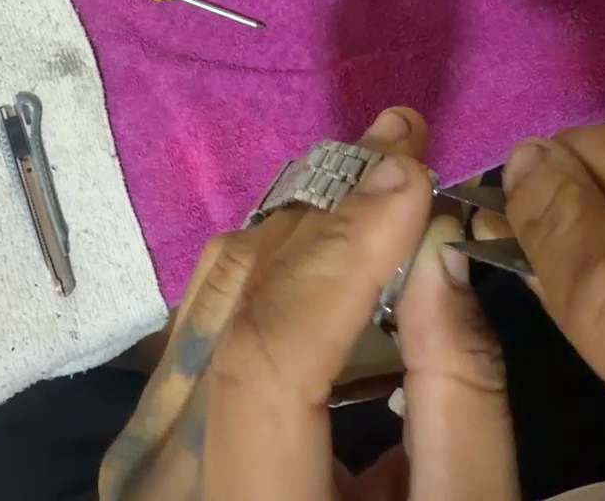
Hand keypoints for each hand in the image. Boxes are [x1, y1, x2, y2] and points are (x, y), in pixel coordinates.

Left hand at [99, 108, 518, 500]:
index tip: (411, 172)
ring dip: (306, 217)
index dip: (344, 251)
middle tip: (401, 137)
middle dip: (331, 206)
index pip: (271, 353)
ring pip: (218, 290)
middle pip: (239, 301)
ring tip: (374, 166)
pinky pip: (211, 312)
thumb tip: (437, 249)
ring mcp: (147, 444)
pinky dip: (279, 257)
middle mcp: (168, 471)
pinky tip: (333, 229)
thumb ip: (457, 394)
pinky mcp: (156, 423)